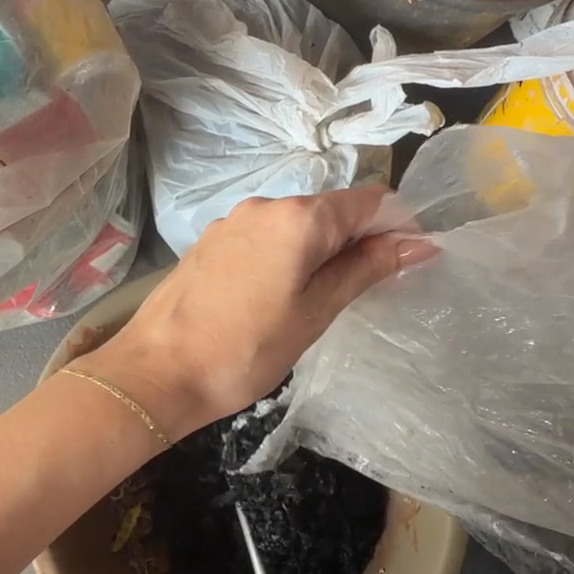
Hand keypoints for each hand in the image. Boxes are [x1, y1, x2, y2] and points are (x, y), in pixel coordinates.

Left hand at [73, 188, 431, 438]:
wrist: (156, 373)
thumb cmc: (244, 351)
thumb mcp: (315, 313)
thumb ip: (365, 270)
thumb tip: (418, 243)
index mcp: (297, 217)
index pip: (369, 201)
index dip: (397, 227)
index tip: (409, 264)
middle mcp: (264, 206)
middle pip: (331, 210)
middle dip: (359, 241)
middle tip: (367, 291)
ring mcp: (231, 221)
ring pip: (296, 225)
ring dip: (321, 251)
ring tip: (323, 299)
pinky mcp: (210, 242)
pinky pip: (264, 238)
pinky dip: (287, 256)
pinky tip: (280, 294)